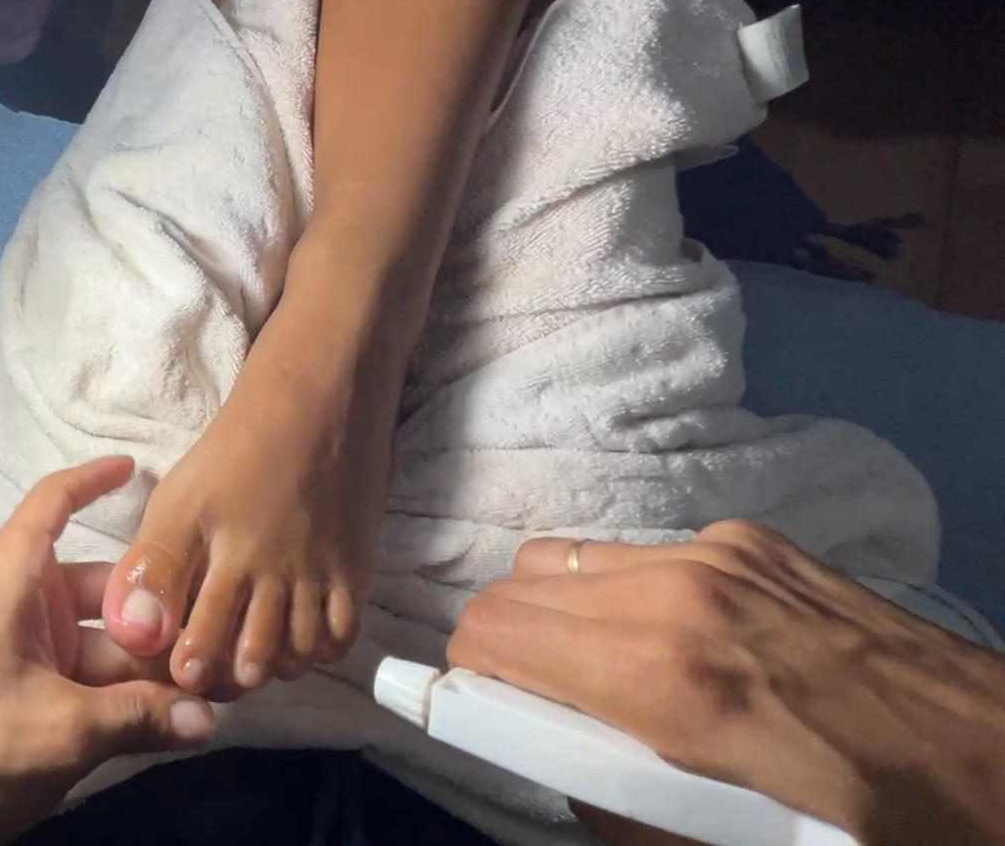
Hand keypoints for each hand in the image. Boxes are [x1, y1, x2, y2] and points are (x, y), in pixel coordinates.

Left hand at [0, 457, 214, 845]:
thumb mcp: (59, 727)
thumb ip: (136, 717)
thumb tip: (208, 716)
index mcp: (13, 575)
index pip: (54, 502)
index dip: (93, 479)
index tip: (138, 468)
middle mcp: (22, 600)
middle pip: (102, 587)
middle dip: (157, 614)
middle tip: (218, 640)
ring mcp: (26, 648)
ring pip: (102, 641)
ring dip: (149, 667)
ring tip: (215, 691)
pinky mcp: (28, 692)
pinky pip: (88, 679)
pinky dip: (126, 697)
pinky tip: (179, 720)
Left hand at [101, 291, 385, 695]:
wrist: (311, 404)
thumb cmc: (233, 450)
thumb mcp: (180, 500)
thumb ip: (157, 564)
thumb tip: (133, 629)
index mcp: (226, 564)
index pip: (203, 638)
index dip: (186, 663)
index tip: (173, 675)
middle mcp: (276, 581)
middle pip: (253, 652)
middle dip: (227, 675)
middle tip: (212, 681)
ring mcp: (319, 577)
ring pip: (298, 649)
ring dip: (272, 666)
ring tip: (252, 668)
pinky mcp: (353, 568)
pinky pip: (343, 631)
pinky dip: (321, 649)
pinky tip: (301, 647)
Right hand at [448, 520, 1004, 845]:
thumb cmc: (886, 827)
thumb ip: (618, 805)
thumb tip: (550, 757)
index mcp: (665, 678)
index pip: (491, 633)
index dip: (468, 672)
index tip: (490, 705)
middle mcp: (671, 592)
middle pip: (510, 587)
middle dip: (507, 644)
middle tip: (548, 696)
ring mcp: (710, 553)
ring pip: (556, 559)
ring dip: (556, 611)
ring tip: (610, 661)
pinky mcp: (742, 537)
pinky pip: (626, 553)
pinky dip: (619, 591)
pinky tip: (684, 633)